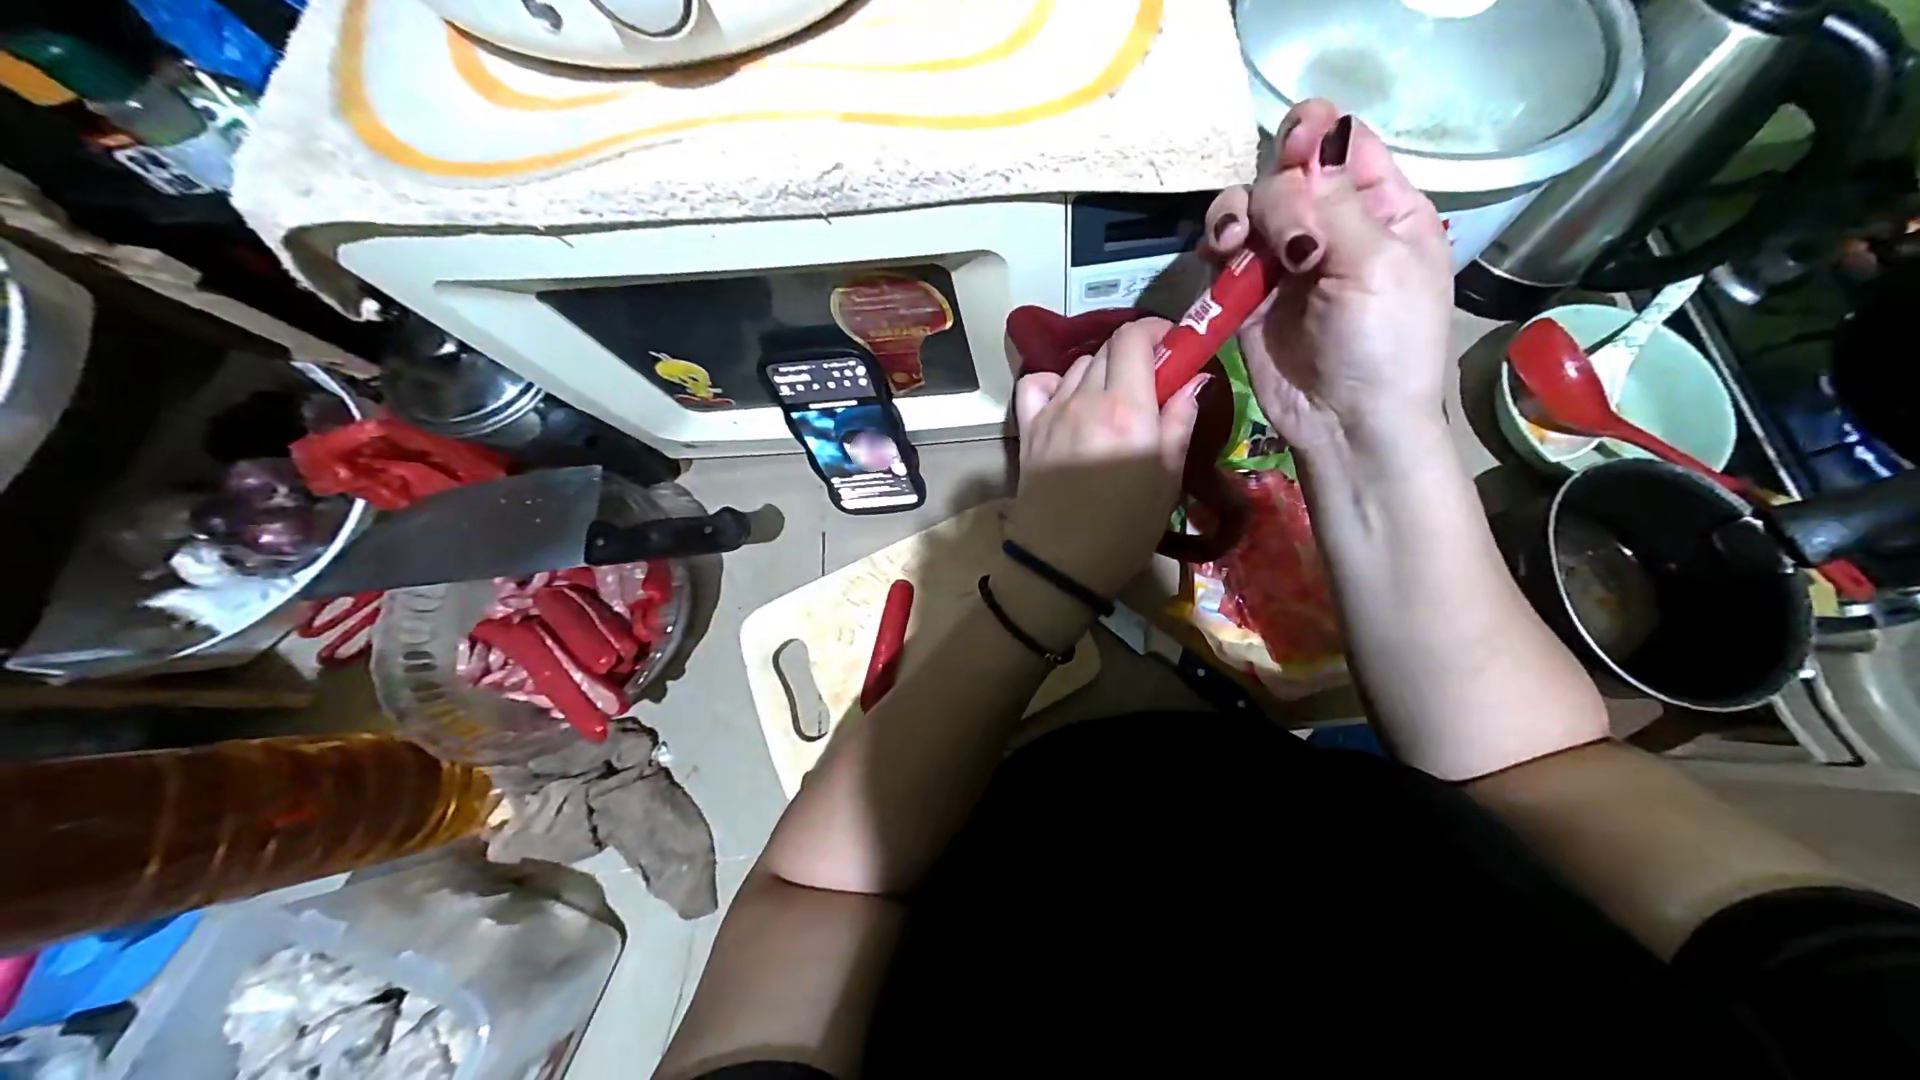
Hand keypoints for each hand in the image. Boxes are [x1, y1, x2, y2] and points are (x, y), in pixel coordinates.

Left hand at [1004, 318, 1204, 599]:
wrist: (1061, 562)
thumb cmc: (1126, 527)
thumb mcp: (1168, 478)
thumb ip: (1180, 421)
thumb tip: (1195, 380)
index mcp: (1127, 407)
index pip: (1134, 337)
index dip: (1156, 331)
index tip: (1173, 347)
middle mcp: (1086, 398)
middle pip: (1108, 347)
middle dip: (1134, 352)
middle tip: (1152, 380)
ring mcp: (1052, 412)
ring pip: (1078, 365)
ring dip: (1101, 370)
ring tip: (1115, 398)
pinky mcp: (1028, 429)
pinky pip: (1037, 384)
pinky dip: (1055, 381)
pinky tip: (1069, 399)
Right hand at [1204, 99, 1452, 459]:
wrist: (1346, 422)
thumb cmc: (1384, 344)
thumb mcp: (1377, 266)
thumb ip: (1337, 205)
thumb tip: (1305, 148)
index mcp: (1382, 209)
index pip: (1343, 144)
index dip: (1315, 134)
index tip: (1295, 147)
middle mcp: (1331, 226)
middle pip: (1287, 175)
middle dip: (1276, 196)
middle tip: (1288, 247)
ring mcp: (1286, 263)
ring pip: (1247, 210)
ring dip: (1233, 216)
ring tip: (1229, 246)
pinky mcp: (1250, 296)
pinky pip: (1226, 256)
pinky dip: (1216, 249)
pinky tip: (1216, 260)